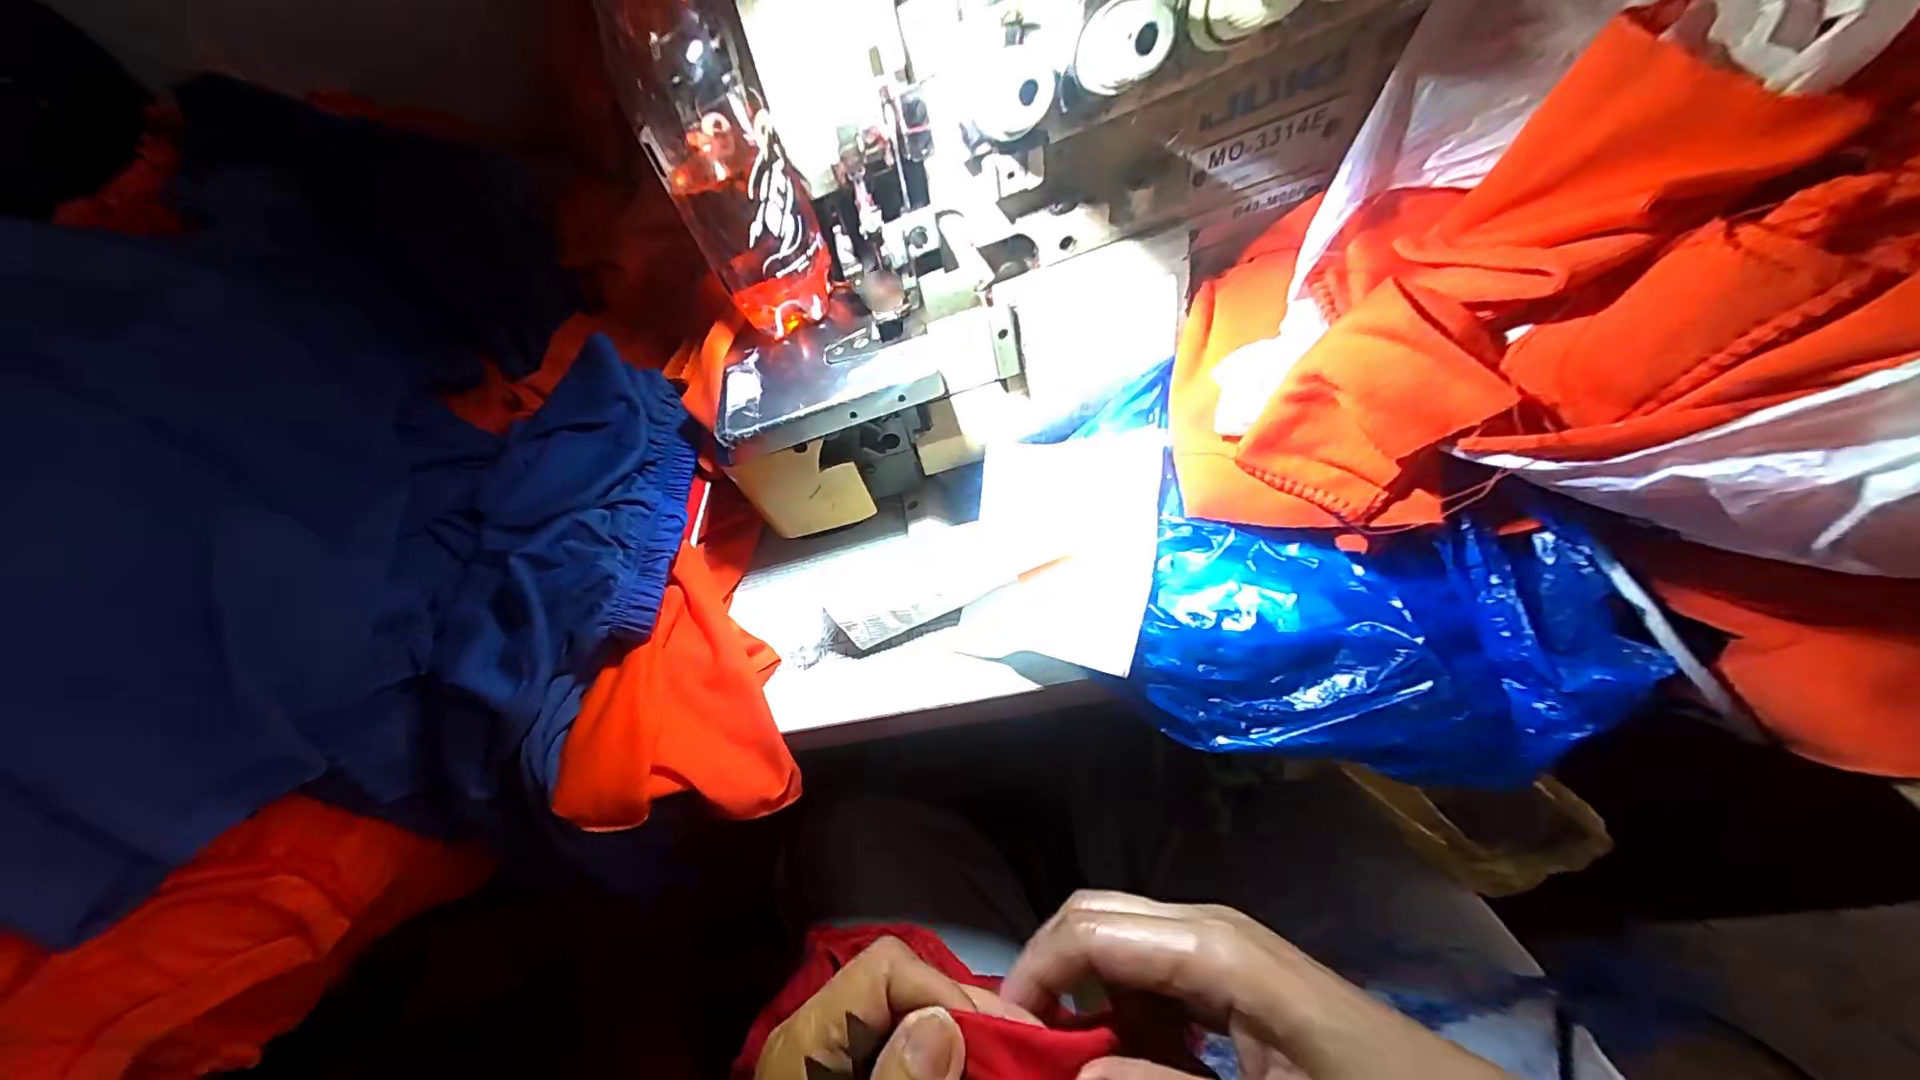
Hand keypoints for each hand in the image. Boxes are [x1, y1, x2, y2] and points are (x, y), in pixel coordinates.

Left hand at [756, 936, 1038, 1079]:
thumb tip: (942, 1024)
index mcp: (807, 1041)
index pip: (886, 968)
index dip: (943, 992)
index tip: (991, 1039)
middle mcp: (819, 1033)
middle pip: (903, 986)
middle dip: (964, 1012)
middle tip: (1021, 1043)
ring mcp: (835, 1054)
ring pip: (910, 1013)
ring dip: (962, 1033)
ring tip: (1006, 1057)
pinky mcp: (855, 1073)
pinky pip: (904, 1042)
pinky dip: (943, 1055)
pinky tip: (975, 1069)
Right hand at [1001, 892, 1508, 1079]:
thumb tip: (1079, 1066)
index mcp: (1211, 947)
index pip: (1090, 929)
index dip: (1037, 974)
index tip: (1006, 1037)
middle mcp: (1204, 925)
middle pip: (1095, 918)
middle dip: (1051, 975)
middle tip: (1029, 1049)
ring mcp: (1219, 943)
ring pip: (1119, 943)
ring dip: (1088, 997)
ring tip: (1082, 1061)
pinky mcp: (1231, 971)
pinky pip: (1153, 973)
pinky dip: (1128, 1011)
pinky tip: (1143, 1061)